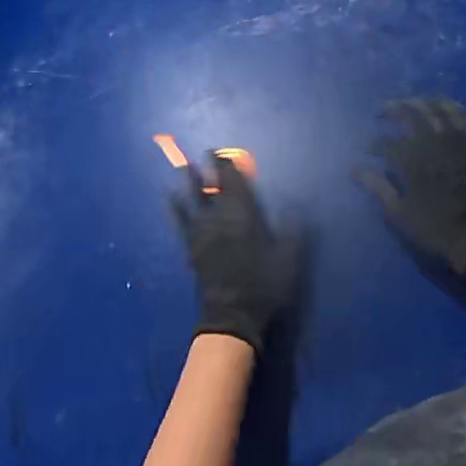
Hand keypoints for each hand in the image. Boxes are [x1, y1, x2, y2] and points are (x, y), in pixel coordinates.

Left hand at [169, 154, 291, 351]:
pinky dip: (173, 207)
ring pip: (193, 199)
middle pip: (214, 187)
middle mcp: (220, 218)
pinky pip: (179, 221)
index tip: (226, 153)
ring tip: (184, 165)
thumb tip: (297, 204)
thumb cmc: (264, 288)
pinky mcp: (190, 245)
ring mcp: (202, 231)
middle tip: (208, 152)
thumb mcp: (288, 262)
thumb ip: (292, 232)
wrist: (232, 313)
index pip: (236, 186)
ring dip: (189, 181)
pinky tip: (168, 196)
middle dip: (212, 169)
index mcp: (245, 219)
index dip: (231, 168)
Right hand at [367, 99, 465, 276]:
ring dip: (420, 102)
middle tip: (382, 111)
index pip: (384, 142)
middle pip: (409, 114)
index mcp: (408, 159)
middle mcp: (430, 142)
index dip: (373, 144)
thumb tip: (354, 169)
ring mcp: (456, 140)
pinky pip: (464, 116)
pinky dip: (451, 107)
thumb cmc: (436, 226)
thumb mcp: (398, 211)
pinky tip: (442, 106)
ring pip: (436, 109)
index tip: (367, 150)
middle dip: (392, 109)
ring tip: (410, 103)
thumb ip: (376, 186)